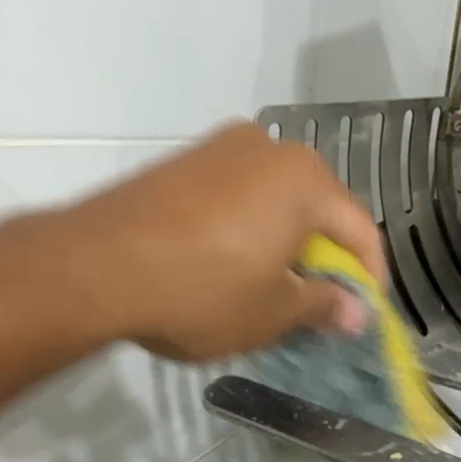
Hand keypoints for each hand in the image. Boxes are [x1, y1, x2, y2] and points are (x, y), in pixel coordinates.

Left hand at [56, 121, 387, 360]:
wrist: (93, 265)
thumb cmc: (199, 289)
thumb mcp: (270, 312)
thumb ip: (321, 306)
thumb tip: (355, 312)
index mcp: (304, 176)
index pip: (358, 229)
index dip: (367, 277)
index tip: (360, 315)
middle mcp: (265, 147)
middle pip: (312, 208)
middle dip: (317, 258)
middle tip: (311, 307)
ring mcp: (215, 149)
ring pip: (268, 201)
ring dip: (275, 243)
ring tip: (262, 291)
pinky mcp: (177, 163)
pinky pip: (228, 197)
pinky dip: (238, 230)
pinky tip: (220, 266)